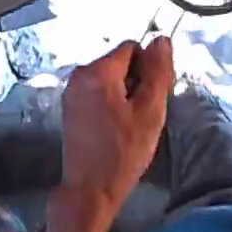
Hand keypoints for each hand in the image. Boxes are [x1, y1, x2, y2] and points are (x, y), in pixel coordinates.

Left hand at [58, 38, 174, 218]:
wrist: (89, 192)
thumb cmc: (122, 153)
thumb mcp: (149, 112)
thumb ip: (157, 73)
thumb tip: (161, 39)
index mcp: (97, 70)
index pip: (132, 48)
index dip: (149, 67)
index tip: (157, 94)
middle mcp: (80, 73)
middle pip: (119, 61)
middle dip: (137, 80)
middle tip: (147, 113)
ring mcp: (72, 90)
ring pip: (109, 77)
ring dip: (125, 93)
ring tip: (133, 123)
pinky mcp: (70, 106)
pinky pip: (97, 91)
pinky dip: (111, 102)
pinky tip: (117, 128)